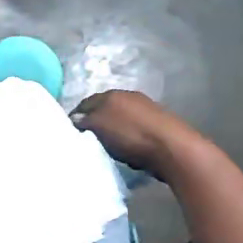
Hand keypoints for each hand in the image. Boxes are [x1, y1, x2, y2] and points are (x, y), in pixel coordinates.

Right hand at [71, 90, 202, 178]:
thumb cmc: (131, 135)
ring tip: (105, 146)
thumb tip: (75, 118)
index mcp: (111, 94)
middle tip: (85, 139)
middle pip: (103, 109)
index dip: (75, 115)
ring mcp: (145, 109)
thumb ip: (85, 121)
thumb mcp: (100, 126)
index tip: (69, 131)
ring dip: (111, 129)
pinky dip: (126, 136)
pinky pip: (133, 129)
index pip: (85, 102)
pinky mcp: (158, 124)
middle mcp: (128, 97)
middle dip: (94, 122)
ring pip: (119, 118)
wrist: (173, 148)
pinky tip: (126, 148)